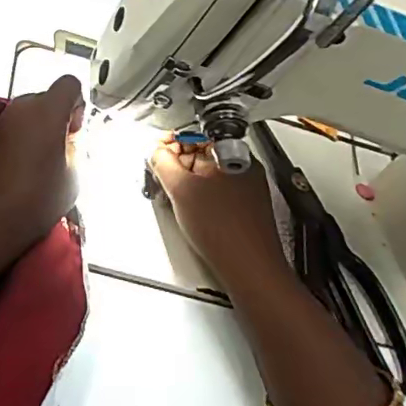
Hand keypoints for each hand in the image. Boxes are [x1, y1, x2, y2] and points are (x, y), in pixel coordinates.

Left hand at [0, 76, 83, 251]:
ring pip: (28, 114)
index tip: (74, 132)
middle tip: (60, 151)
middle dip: (56, 119)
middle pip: (46, 99)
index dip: (77, 105)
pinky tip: (22, 169)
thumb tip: (70, 135)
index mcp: (48, 109)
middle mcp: (21, 107)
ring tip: (41, 164)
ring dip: (37, 130)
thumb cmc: (39, 196)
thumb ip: (76, 145)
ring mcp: (0, 120)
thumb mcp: (74, 173)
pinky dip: (20, 140)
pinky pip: (12, 128)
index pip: (70, 84)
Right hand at [147, 141, 283, 285]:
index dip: (170, 144)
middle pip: (199, 155)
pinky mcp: (245, 207)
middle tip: (164, 180)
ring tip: (178, 201)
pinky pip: (216, 193)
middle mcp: (244, 167)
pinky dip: (200, 198)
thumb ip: (162, 162)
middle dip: (177, 166)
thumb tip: (156, 151)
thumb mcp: (180, 188)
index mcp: (232, 154)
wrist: (249, 270)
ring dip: (187, 184)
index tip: (157, 156)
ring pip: (206, 175)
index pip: (194, 135)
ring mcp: (247, 188)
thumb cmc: (225, 232)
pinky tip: (194, 214)